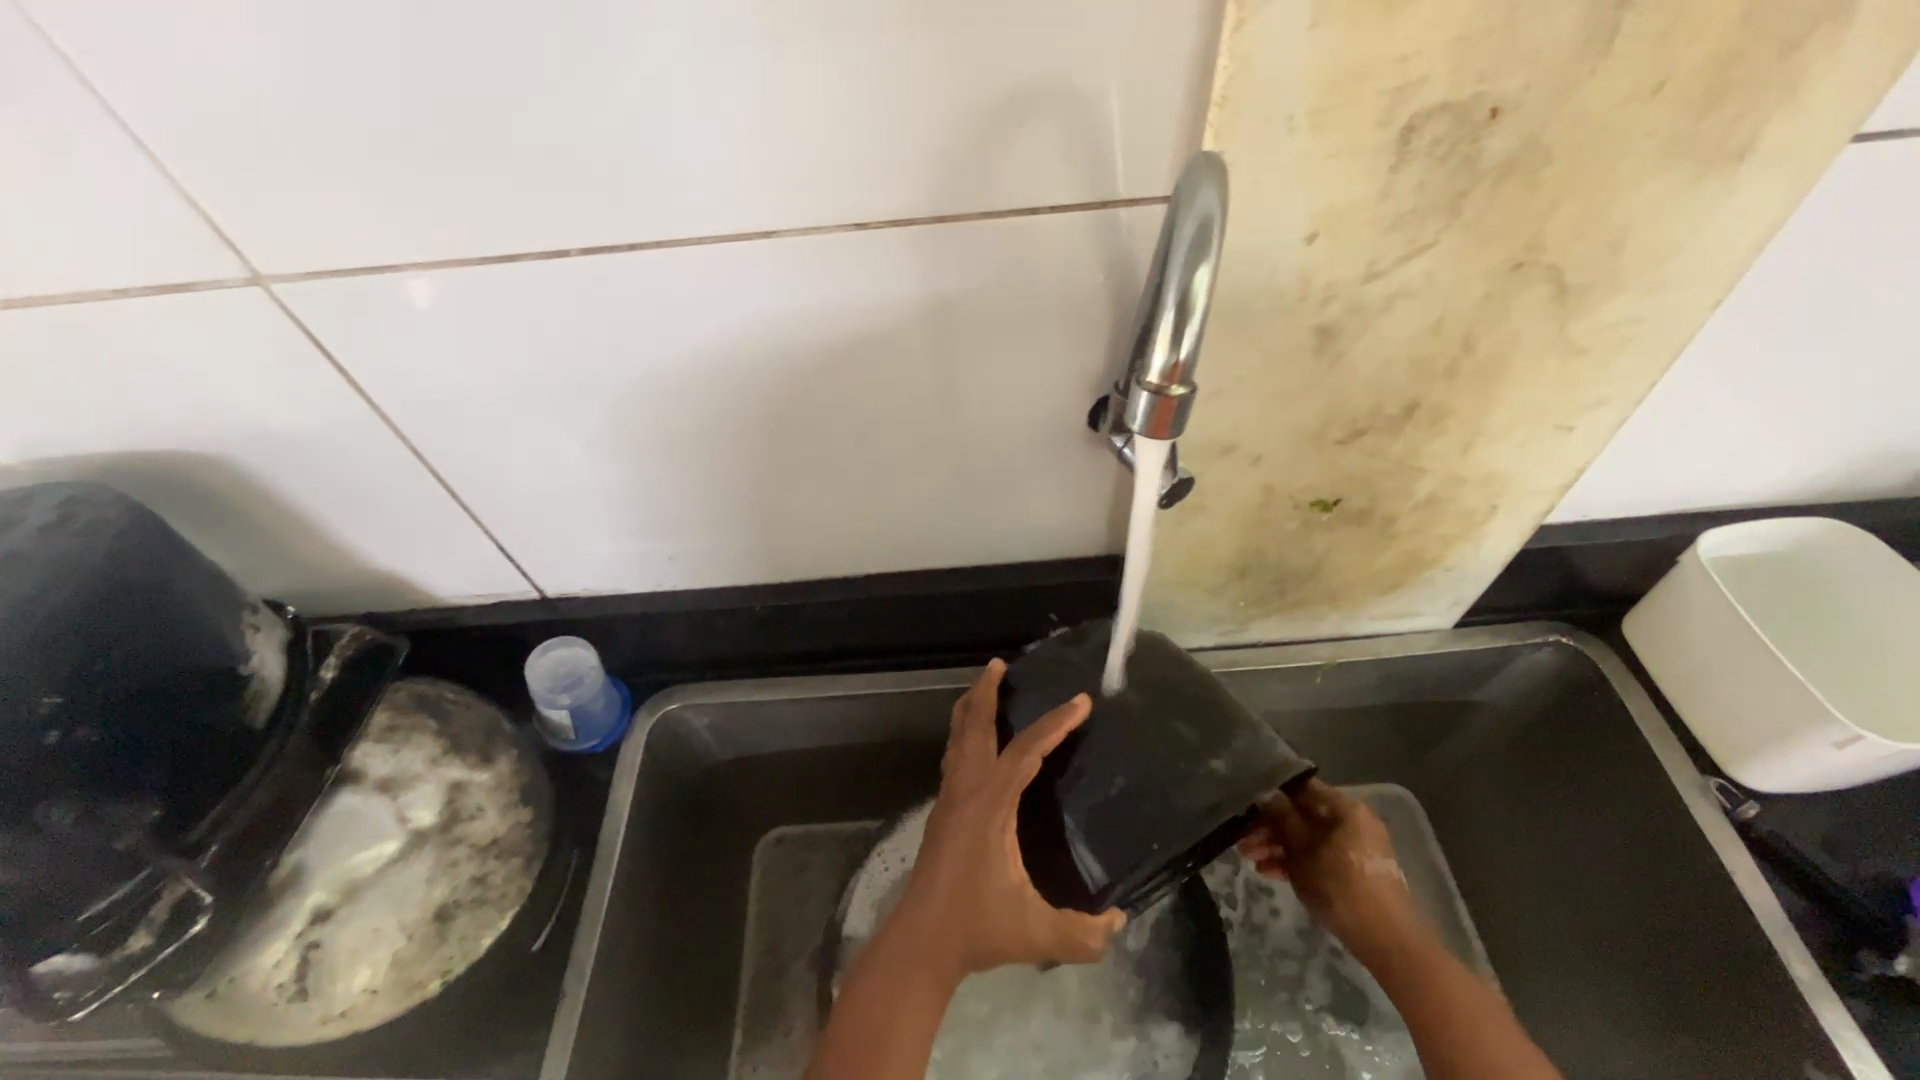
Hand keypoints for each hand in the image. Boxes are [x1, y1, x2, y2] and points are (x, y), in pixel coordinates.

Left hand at [893, 659, 1125, 975]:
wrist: (920, 943)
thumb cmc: (977, 928)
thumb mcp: (1038, 933)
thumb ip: (1083, 932)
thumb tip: (1118, 923)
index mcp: (990, 806)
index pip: (1025, 751)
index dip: (1054, 724)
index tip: (1080, 702)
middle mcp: (966, 792)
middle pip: (974, 727)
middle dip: (985, 692)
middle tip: (999, 664)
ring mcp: (948, 801)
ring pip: (956, 740)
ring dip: (970, 710)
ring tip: (982, 688)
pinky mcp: (941, 815)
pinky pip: (953, 758)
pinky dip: (964, 735)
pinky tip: (973, 744)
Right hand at [1237, 779, 1426, 965]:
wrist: (1385, 937)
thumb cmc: (1339, 885)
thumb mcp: (1301, 850)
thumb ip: (1282, 818)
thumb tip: (1265, 793)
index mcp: (1344, 807)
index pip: (1301, 788)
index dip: (1271, 795)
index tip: (1246, 807)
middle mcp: (1351, 819)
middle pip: (1302, 814)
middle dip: (1270, 828)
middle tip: (1242, 842)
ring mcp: (1354, 846)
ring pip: (1308, 838)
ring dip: (1277, 847)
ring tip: (1250, 861)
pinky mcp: (1353, 870)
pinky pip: (1318, 856)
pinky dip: (1296, 862)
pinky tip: (1270, 873)